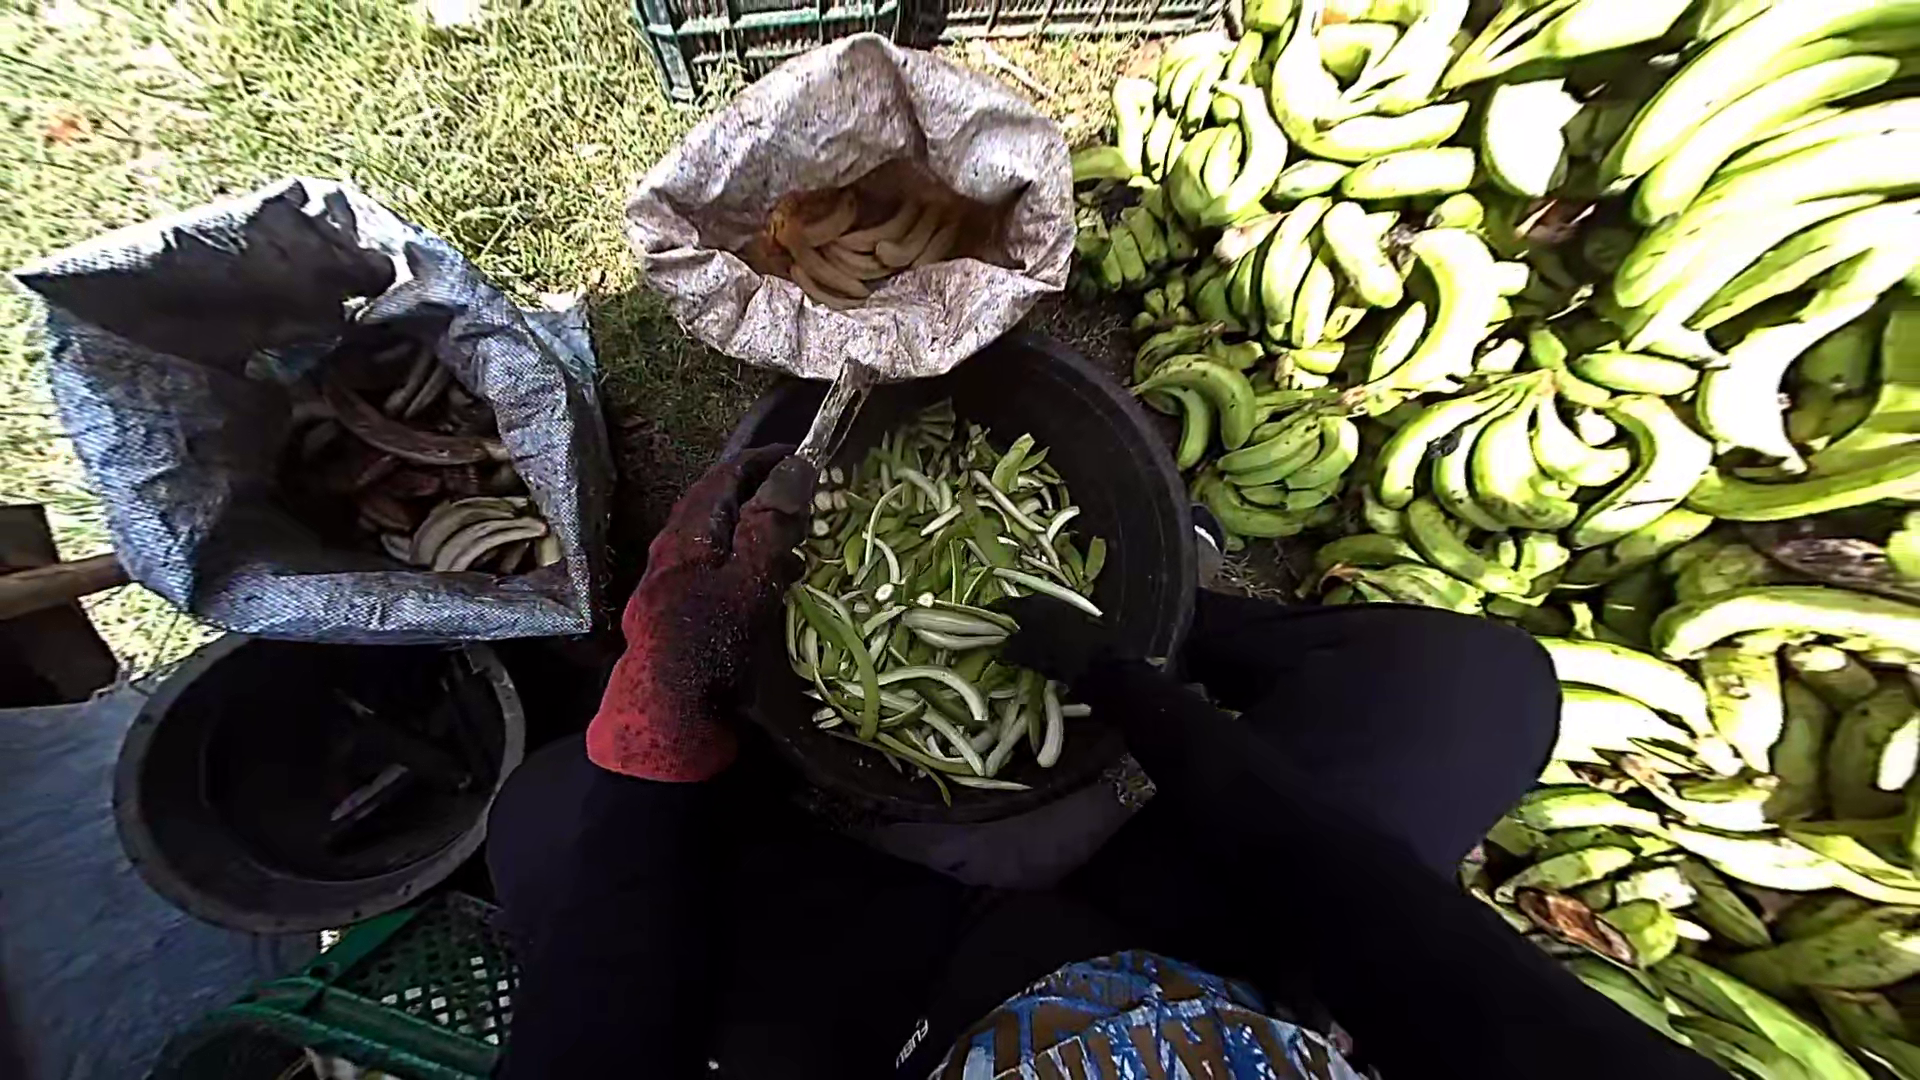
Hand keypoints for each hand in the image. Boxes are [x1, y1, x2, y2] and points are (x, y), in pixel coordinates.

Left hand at [587, 445, 815, 780]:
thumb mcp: (749, 580)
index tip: (807, 454)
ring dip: (764, 522)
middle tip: (810, 491)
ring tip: (803, 529)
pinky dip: (757, 556)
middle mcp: (678, 548)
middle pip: (724, 500)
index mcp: (689, 532)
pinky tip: (780, 577)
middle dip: (767, 488)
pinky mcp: (688, 605)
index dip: (767, 457)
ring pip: (726, 533)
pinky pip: (726, 564)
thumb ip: (772, 523)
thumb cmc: (710, 645)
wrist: (668, 721)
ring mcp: (679, 578)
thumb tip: (797, 467)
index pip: (728, 473)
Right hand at [995, 594, 1123, 686]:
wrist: (1100, 658)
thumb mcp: (1027, 653)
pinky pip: (1057, 619)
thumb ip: (1010, 648)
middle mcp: (1046, 599)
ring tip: (1027, 635)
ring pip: (1042, 611)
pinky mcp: (1081, 616)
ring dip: (1034, 621)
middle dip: (1015, 615)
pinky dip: (1049, 627)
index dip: (993, 609)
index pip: (1004, 603)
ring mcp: (1066, 605)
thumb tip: (998, 648)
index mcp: (1028, 604)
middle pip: (1024, 605)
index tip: (985, 613)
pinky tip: (1049, 640)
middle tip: (1006, 627)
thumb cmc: (1056, 653)